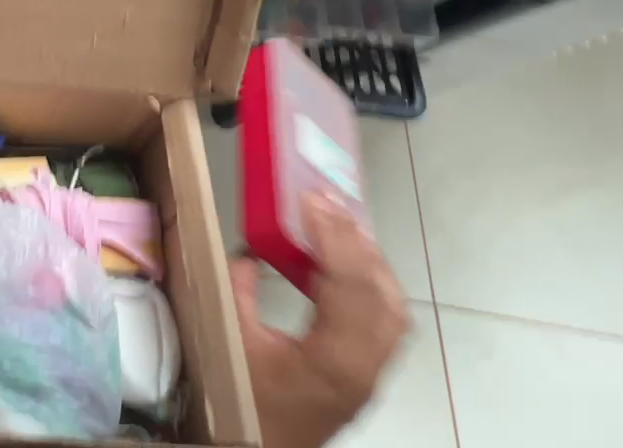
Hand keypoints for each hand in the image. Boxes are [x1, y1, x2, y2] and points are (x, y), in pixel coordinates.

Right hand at [230, 194, 411, 447]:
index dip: (333, 236)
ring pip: (393, 307)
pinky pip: (386, 320)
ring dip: (369, 261)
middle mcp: (367, 365)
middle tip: (327, 203)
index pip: (349, 285)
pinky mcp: (369, 373)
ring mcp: (374, 372)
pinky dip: (371, 283)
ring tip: (340, 225)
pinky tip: (346, 264)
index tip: (312, 199)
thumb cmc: (242, 395)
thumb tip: (250, 249)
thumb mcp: (229, 337)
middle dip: (357, 242)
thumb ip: (239, 288)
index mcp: (335, 358)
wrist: (261, 446)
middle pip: (382, 293)